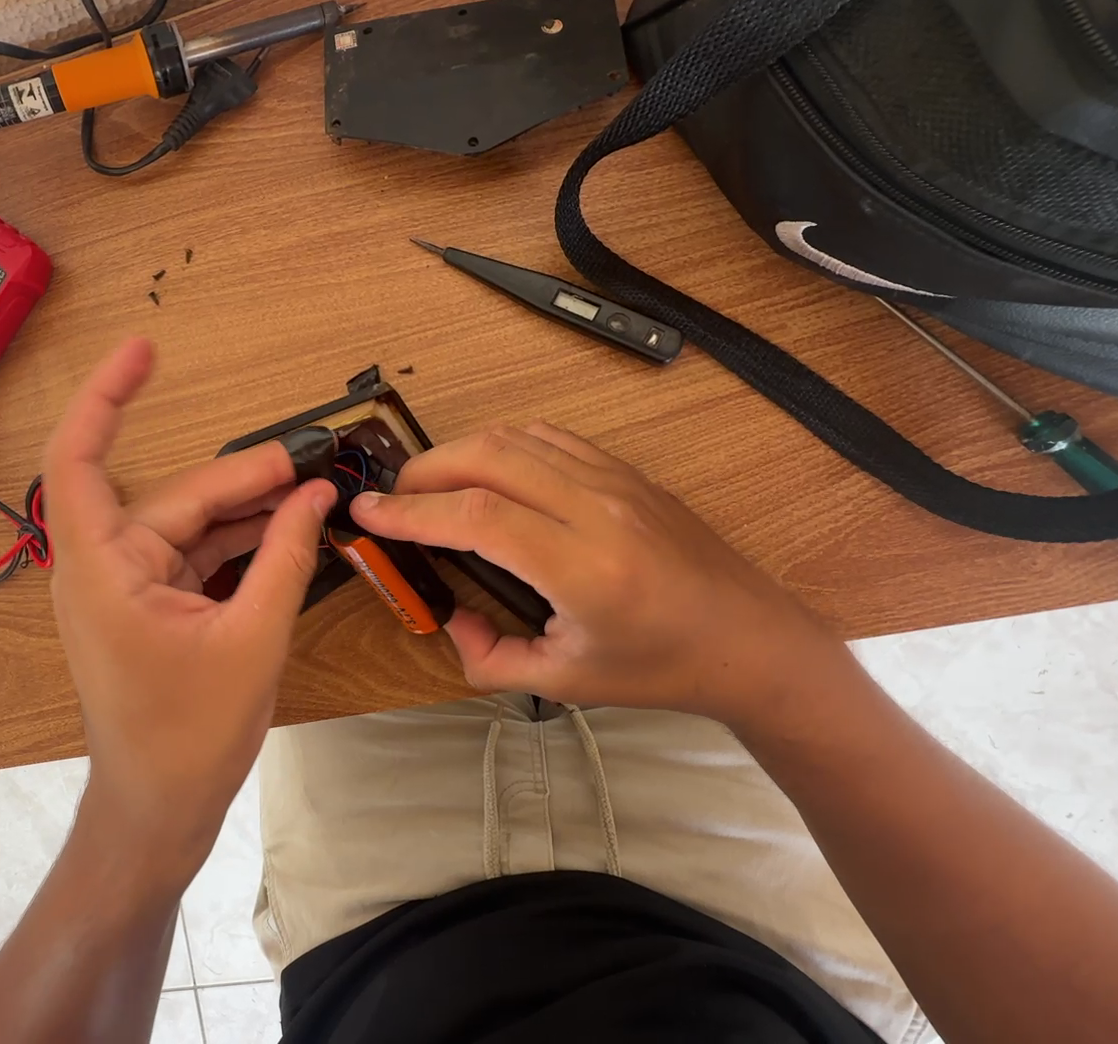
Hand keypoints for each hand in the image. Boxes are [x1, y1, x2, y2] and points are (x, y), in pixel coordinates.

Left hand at [45, 338, 337, 872]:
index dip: (105, 396)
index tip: (145, 350)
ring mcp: (128, 587)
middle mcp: (105, 566)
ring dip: (248, 510)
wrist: (160, 809)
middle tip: (309, 463)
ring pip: (191, 524)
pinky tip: (288, 532)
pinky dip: (241, 544)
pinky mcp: (152, 606)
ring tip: (311, 494)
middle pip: (174, 495)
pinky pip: (198, 555)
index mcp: (101, 567)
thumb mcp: (253, 639)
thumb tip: (317, 498)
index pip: (80, 457)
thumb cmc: (190, 735)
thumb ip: (286, 558)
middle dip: (241, 478)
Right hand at [349, 423, 854, 727]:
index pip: (476, 515)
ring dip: (459, 453)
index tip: (367, 514)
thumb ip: (487, 655)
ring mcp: (615, 480)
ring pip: (515, 437)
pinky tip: (486, 474)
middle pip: (487, 457)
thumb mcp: (563, 682)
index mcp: (582, 567)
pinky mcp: (626, 471)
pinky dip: (501, 446)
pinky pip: (548, 438)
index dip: (410, 511)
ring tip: (431, 486)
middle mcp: (597, 509)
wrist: (751, 640)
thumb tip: (446, 615)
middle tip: (394, 501)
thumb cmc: (658, 668)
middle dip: (423, 471)